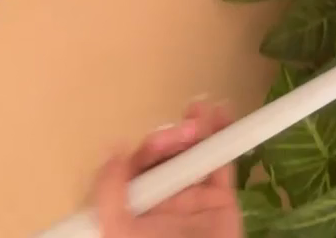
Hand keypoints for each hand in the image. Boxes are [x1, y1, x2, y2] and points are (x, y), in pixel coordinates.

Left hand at [92, 102, 242, 237]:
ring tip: (202, 110)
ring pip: (194, 155)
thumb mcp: (121, 236)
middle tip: (184, 132)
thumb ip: (111, 197)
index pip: (134, 172)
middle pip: (165, 159)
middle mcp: (159, 205)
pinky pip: (223, 163)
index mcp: (130, 215)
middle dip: (174, 138)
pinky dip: (224, 135)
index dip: (146, 152)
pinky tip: (222, 113)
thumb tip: (112, 151)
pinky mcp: (220, 200)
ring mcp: (191, 201)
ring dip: (198, 128)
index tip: (158, 143)